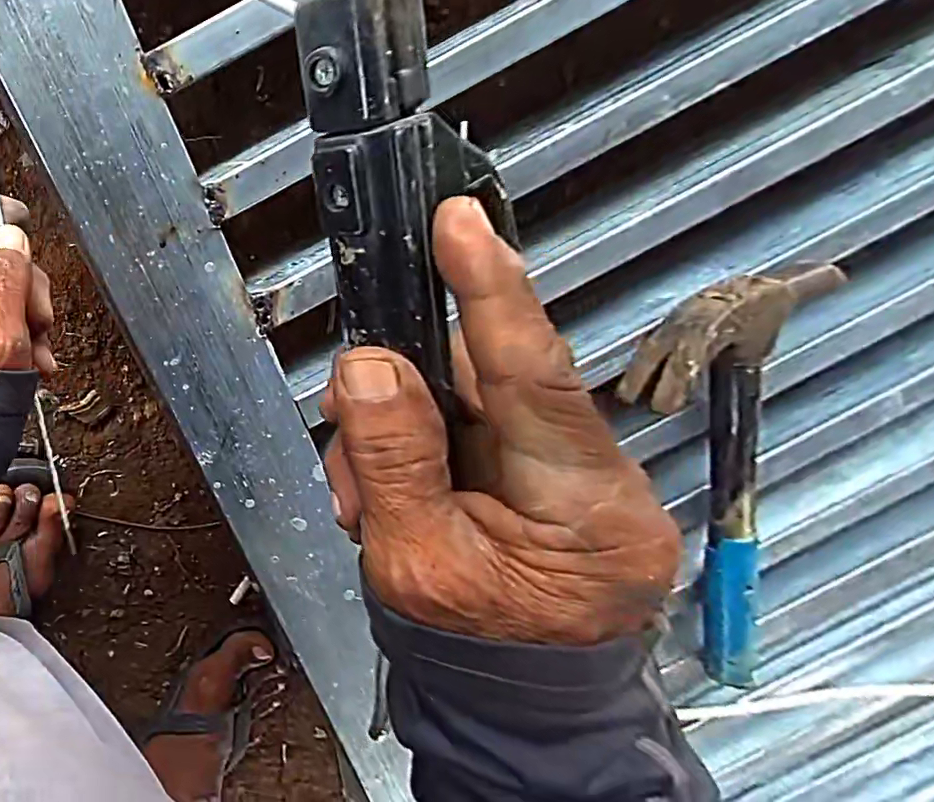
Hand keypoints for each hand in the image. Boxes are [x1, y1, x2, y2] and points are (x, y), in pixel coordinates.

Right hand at [321, 197, 678, 645]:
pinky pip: (444, 417)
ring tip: (363, 496)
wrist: (507, 709)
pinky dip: (394, 442)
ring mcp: (555, 463)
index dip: (490, 292)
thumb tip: (367, 365)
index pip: (533, 373)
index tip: (460, 223)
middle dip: (394, 394)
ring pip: (445, 392)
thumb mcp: (413, 564)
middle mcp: (587, 470)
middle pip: (472, 376)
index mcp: (585, 506)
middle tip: (345, 429)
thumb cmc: (474, 653)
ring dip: (384, 430)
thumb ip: (392, 459)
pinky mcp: (522, 462)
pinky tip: (377, 491)